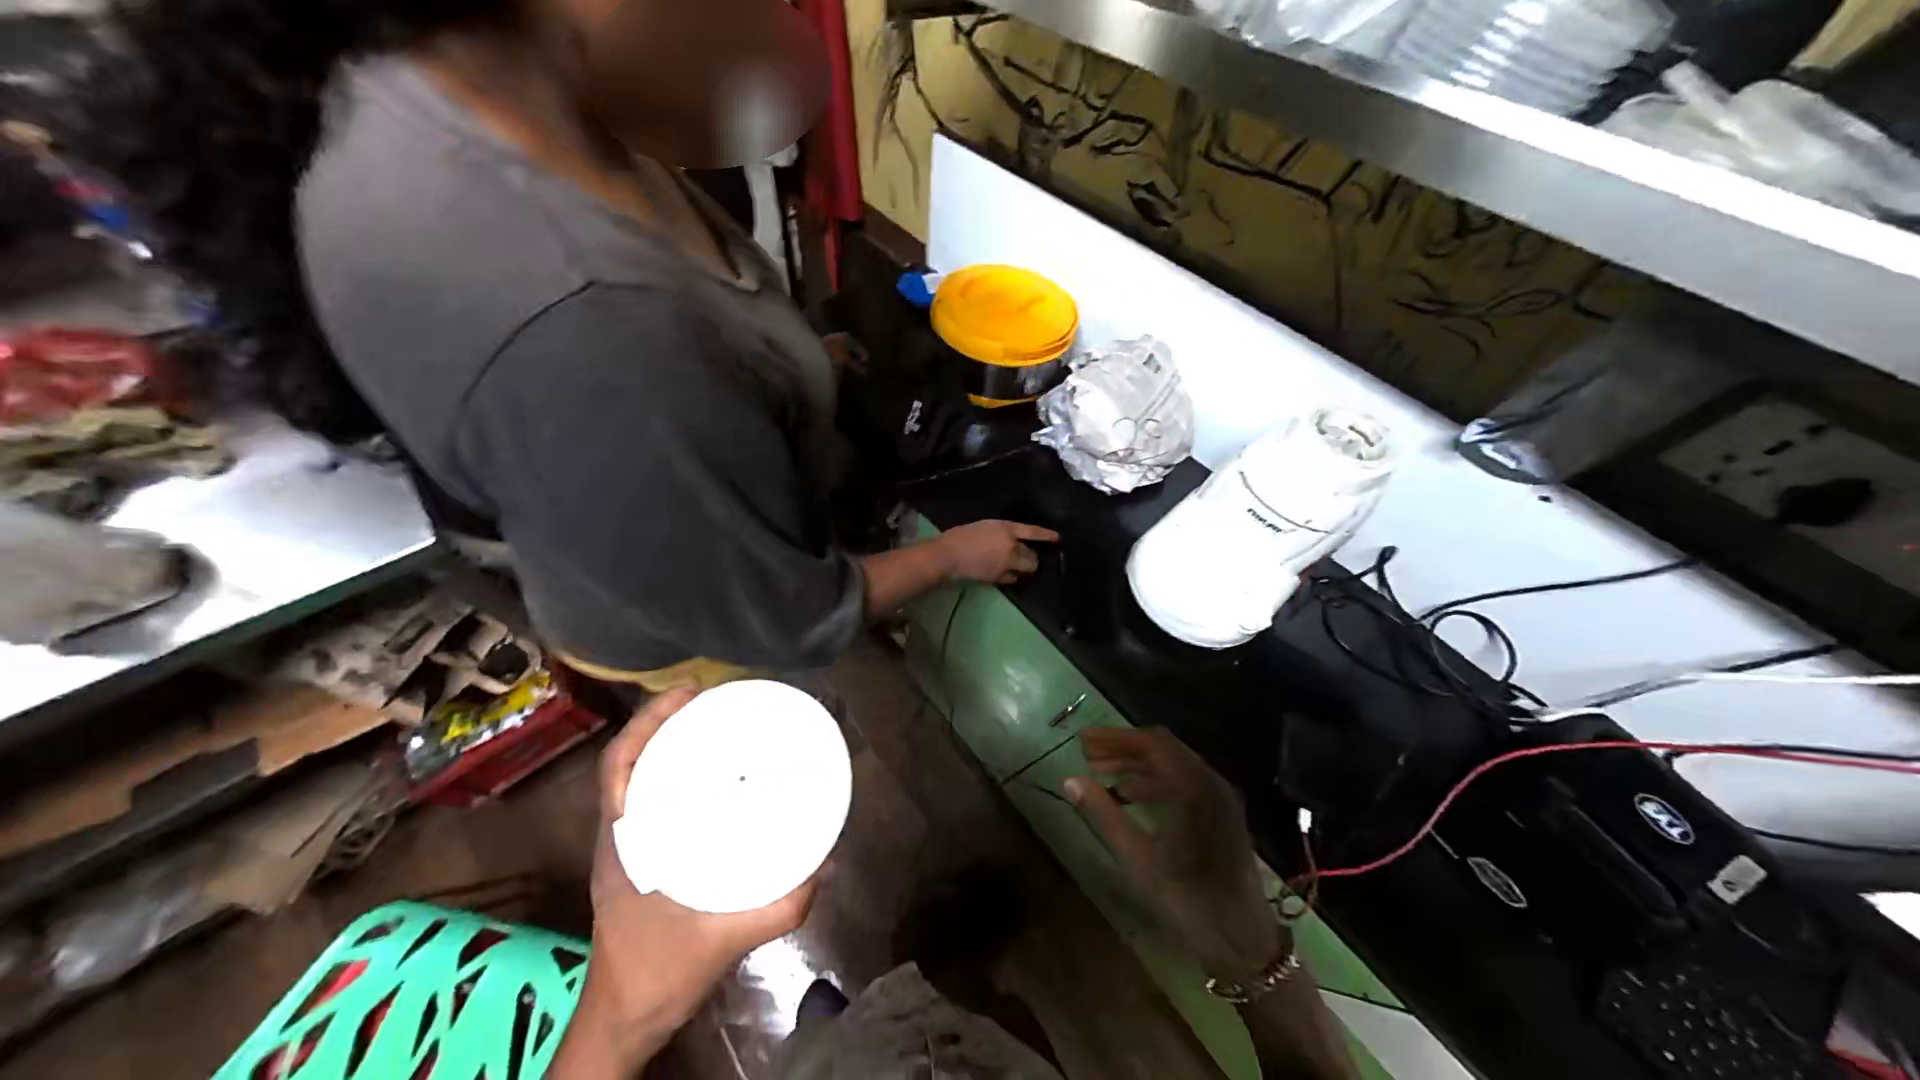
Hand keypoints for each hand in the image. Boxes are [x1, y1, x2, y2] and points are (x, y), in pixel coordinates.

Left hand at [553, 687, 818, 1075]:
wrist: (624, 1020)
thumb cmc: (658, 973)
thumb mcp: (726, 939)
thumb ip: (782, 906)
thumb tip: (827, 862)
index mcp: (624, 843)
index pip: (619, 766)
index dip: (649, 720)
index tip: (689, 691)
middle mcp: (619, 836)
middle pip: (629, 761)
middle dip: (664, 721)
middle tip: (713, 698)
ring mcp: (625, 848)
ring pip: (637, 779)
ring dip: (667, 746)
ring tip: (713, 725)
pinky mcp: (637, 861)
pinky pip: (651, 803)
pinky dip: (674, 778)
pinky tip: (712, 780)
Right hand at [935, 519, 1059, 584]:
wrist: (947, 556)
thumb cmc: (960, 536)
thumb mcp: (984, 526)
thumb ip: (1001, 532)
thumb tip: (1011, 541)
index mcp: (1005, 529)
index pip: (1032, 532)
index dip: (1046, 535)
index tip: (1057, 538)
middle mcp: (1010, 546)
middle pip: (1031, 555)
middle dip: (1032, 556)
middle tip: (1026, 556)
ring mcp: (1006, 564)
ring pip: (1025, 568)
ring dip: (1024, 567)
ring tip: (1016, 566)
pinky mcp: (998, 578)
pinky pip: (1012, 578)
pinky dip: (1011, 576)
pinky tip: (1005, 574)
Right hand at [1064, 727, 1284, 984]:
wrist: (1246, 946)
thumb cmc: (1191, 903)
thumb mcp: (1140, 861)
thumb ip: (1104, 816)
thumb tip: (1071, 781)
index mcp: (1195, 789)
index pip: (1152, 744)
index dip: (1115, 738)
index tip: (1083, 740)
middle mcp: (1211, 784)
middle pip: (1163, 750)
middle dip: (1123, 749)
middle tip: (1087, 755)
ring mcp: (1220, 801)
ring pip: (1172, 767)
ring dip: (1136, 766)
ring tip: (1100, 774)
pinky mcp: (1221, 817)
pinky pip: (1182, 784)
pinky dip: (1153, 783)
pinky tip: (1128, 797)